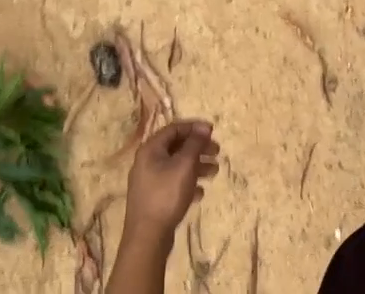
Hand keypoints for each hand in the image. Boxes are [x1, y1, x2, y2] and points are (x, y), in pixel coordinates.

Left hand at [124, 120, 219, 240]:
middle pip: (176, 147)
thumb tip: (204, 127)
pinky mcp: (153, 199)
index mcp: (151, 150)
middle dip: (198, 148)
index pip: (174, 128)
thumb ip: (194, 144)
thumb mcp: (184, 165)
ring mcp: (149, 182)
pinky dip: (188, 184)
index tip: (212, 131)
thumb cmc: (166, 195)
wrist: (147, 237)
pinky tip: (200, 193)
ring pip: (177, 166)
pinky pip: (173, 184)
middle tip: (217, 151)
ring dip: (197, 166)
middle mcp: (147, 163)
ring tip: (214, 172)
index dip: (194, 127)